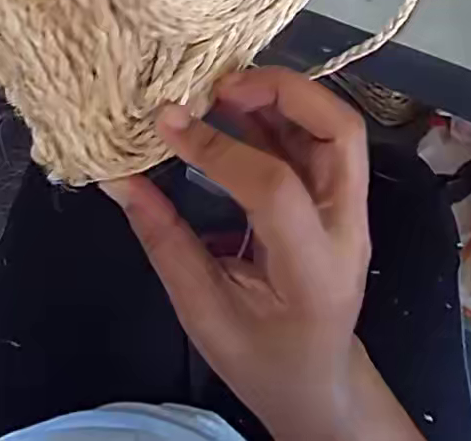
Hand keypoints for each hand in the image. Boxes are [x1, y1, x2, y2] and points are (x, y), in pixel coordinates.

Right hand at [101, 68, 419, 440]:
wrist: (321, 384)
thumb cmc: (263, 360)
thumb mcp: (203, 313)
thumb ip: (164, 240)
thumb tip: (120, 178)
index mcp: (313, 270)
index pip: (274, 188)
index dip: (217, 147)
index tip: (168, 121)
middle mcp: (346, 226)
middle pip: (339, 131)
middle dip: (283, 91)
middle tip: (223, 86)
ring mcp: (350, 206)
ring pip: (334, 124)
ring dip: (280, 94)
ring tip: (223, 89)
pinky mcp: (338, 194)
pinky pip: (314, 136)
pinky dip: (276, 111)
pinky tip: (235, 110)